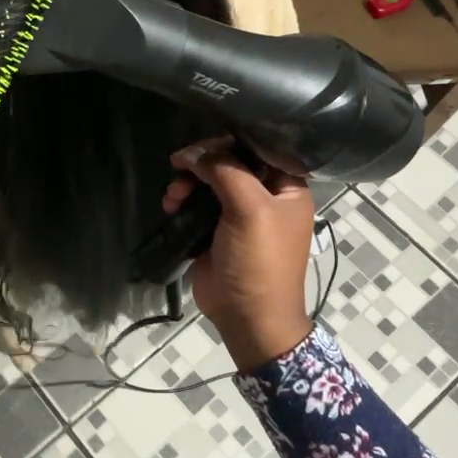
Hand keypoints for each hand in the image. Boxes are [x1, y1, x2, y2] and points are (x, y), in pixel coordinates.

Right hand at [162, 140, 314, 369]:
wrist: (247, 317)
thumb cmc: (259, 261)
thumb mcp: (249, 209)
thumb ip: (225, 171)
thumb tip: (193, 153)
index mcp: (287, 187)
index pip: (259, 147)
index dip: (229, 141)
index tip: (201, 144)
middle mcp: (266, 196)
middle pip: (230, 162)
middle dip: (202, 163)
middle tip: (179, 168)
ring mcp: (240, 214)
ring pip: (209, 182)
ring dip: (188, 183)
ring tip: (173, 196)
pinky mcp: (216, 230)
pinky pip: (198, 204)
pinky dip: (183, 201)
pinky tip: (171, 206)